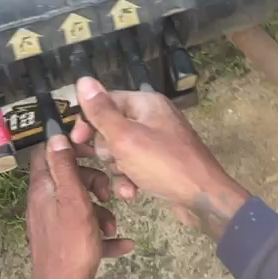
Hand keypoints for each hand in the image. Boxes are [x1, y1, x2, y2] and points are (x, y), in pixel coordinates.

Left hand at [26, 134, 132, 278]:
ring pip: (82, 205)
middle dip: (94, 183)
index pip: (47, 154)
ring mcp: (55, 224)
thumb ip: (65, 168)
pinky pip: (88, 232)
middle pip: (71, 179)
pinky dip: (104, 236)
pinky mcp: (65, 243)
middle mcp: (45, 203)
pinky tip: (124, 244)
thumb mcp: (73, 200)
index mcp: (43, 189)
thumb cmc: (71, 244)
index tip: (93, 152)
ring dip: (102, 212)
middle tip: (108, 194)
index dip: (70, 147)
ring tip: (113, 226)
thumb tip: (56, 136)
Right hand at [72, 77, 249, 237]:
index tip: (76, 141)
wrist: (202, 198)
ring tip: (126, 180)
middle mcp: (154, 117)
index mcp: (146, 103)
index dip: (88, 120)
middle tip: (112, 160)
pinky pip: (135, 166)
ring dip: (118, 168)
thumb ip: (101, 112)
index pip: (106, 101)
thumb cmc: (163, 164)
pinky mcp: (162, 163)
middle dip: (106, 149)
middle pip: (112, 128)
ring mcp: (159, 141)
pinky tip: (132, 193)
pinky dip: (130, 179)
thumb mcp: (125, 137)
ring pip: (121, 150)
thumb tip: (82, 80)